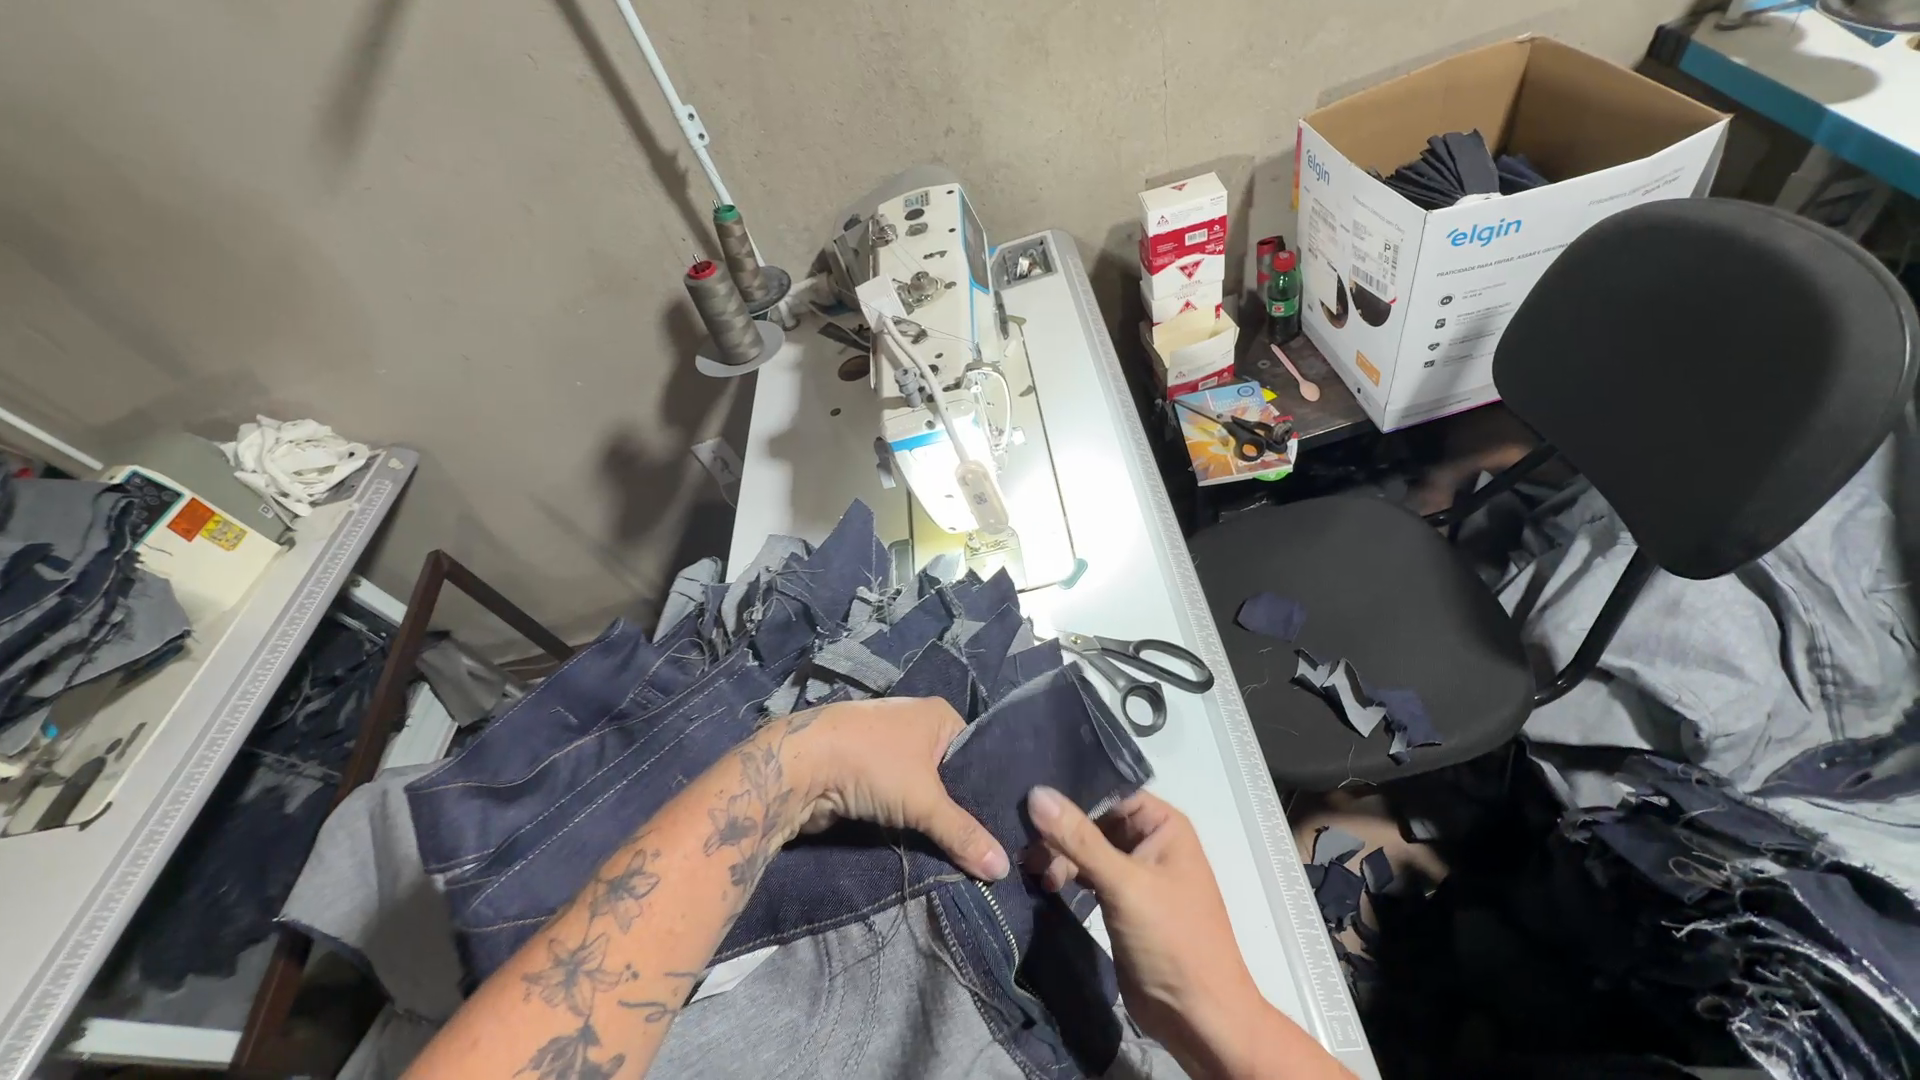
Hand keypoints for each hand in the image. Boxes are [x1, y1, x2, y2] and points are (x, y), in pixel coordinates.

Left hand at [770, 697, 1009, 881]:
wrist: (799, 767)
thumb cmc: (872, 765)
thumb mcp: (925, 801)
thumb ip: (963, 834)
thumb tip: (1003, 871)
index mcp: (940, 715)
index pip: (980, 753)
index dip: (992, 790)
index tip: (1008, 827)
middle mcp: (916, 724)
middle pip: (951, 774)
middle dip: (961, 808)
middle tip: (988, 846)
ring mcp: (888, 746)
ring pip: (923, 789)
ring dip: (931, 816)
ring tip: (962, 850)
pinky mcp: (865, 770)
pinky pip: (898, 797)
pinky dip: (907, 817)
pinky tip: (923, 842)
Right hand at [1026, 788, 1349, 1078]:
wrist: (1199, 1019)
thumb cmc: (1173, 940)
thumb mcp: (1125, 885)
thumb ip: (1080, 839)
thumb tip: (1036, 793)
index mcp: (1164, 824)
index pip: (1109, 791)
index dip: (1070, 792)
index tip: (1025, 793)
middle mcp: (1150, 841)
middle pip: (1094, 820)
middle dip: (1058, 829)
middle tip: (1020, 840)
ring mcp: (1136, 873)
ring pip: (1087, 848)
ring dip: (1058, 855)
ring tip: (1029, 868)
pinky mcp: (1121, 902)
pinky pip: (1087, 875)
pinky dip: (1065, 876)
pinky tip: (1042, 882)